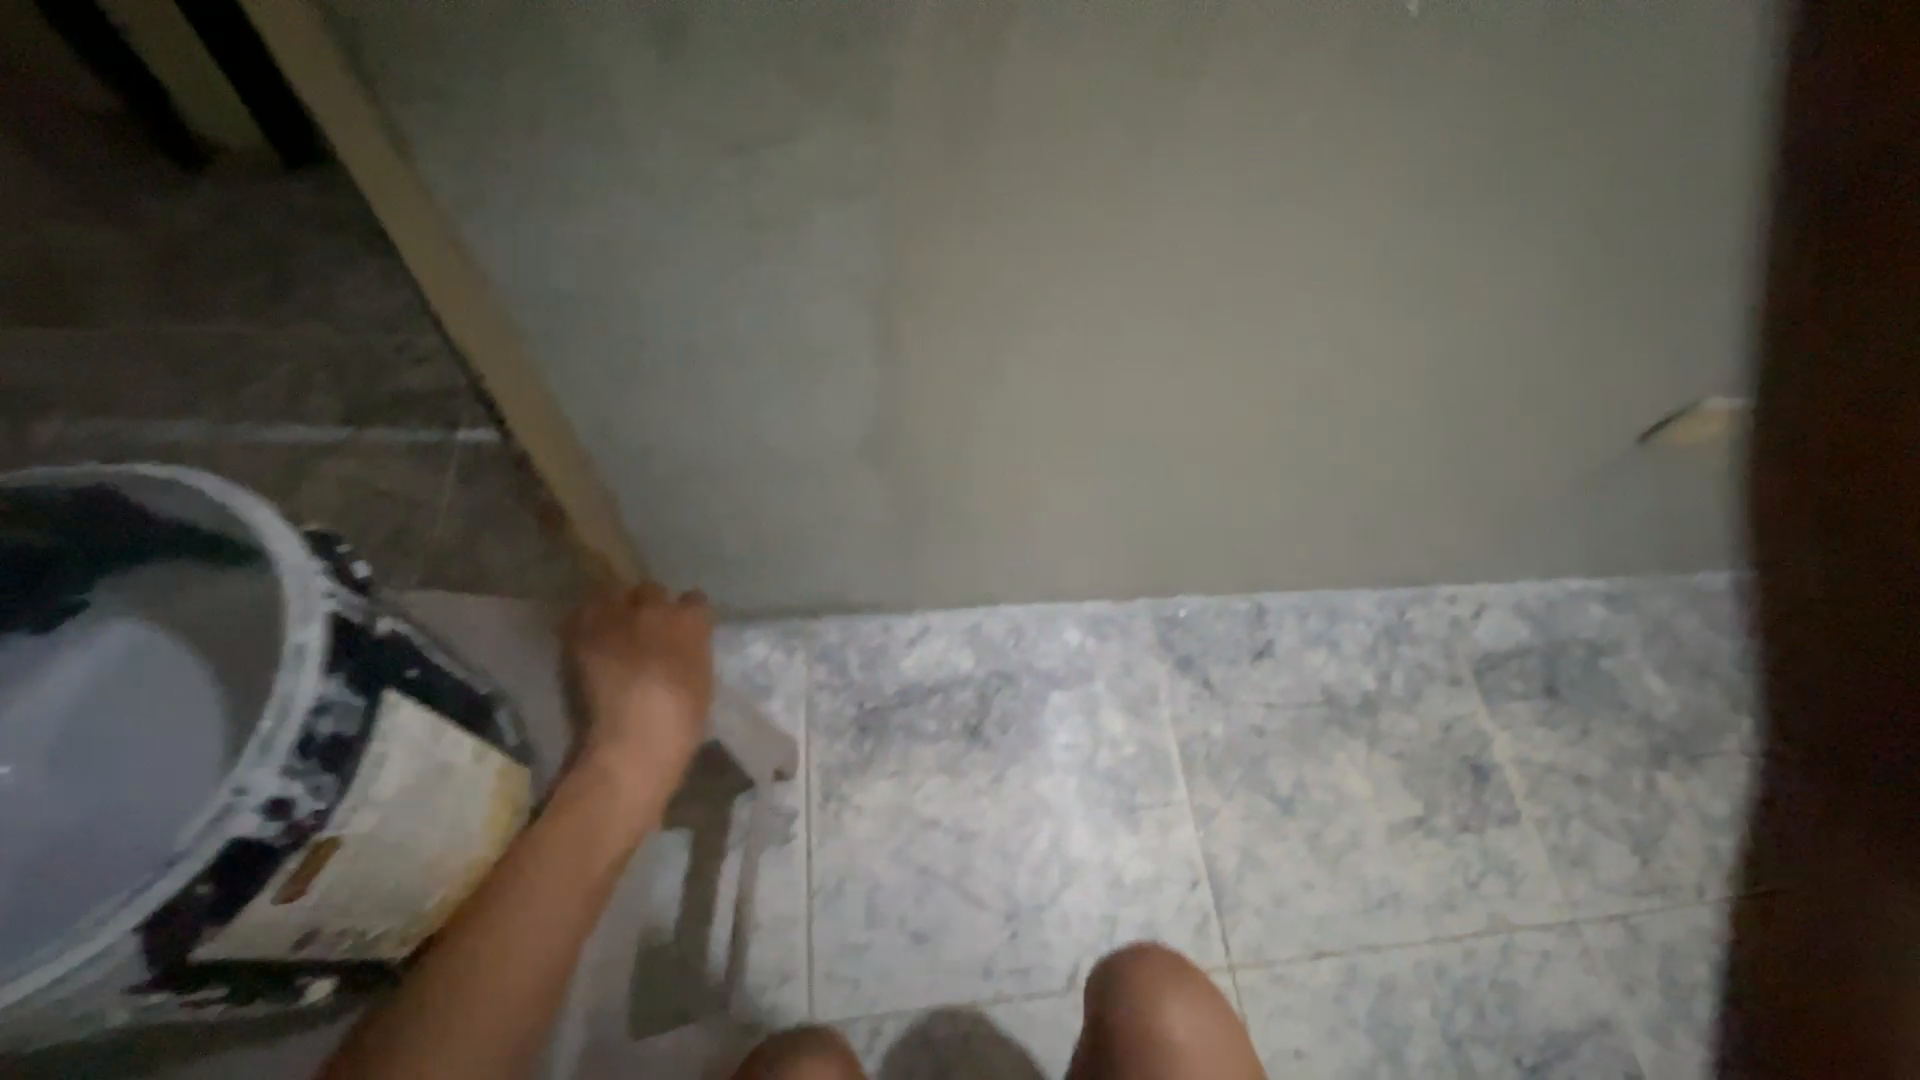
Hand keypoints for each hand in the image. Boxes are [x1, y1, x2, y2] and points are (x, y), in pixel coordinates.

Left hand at [562, 582, 713, 814]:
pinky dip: (587, 621)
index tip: (685, 629)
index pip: (695, 600)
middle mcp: (654, 608)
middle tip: (647, 628)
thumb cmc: (682, 721)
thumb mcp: (702, 679)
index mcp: (692, 621)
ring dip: (616, 607)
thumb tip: (682, 648)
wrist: (633, 742)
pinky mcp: (581, 633)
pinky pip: (583, 613)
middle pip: (652, 590)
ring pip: (614, 594)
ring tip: (613, 628)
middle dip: (650, 605)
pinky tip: (590, 639)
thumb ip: (692, 652)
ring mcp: (615, 618)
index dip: (688, 614)